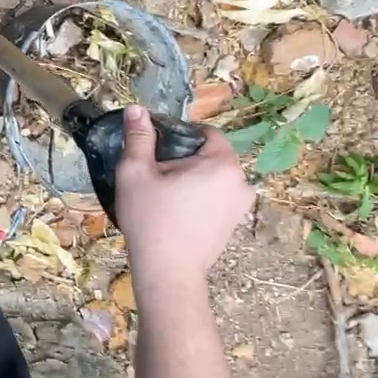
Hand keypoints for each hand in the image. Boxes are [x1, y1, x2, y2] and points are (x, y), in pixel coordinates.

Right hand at [114, 105, 251, 299]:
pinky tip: (174, 208)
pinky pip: (216, 194)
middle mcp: (241, 182)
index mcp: (222, 165)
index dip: (179, 134)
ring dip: (191, 176)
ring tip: (162, 191)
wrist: (168, 269)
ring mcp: (241, 205)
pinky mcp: (235, 222)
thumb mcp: (136, 171)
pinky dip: (197, 194)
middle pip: (211, 154)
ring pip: (213, 175)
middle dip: (183, 156)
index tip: (154, 148)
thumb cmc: (151, 217)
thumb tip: (136, 108)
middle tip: (153, 171)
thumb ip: (139, 137)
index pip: (207, 133)